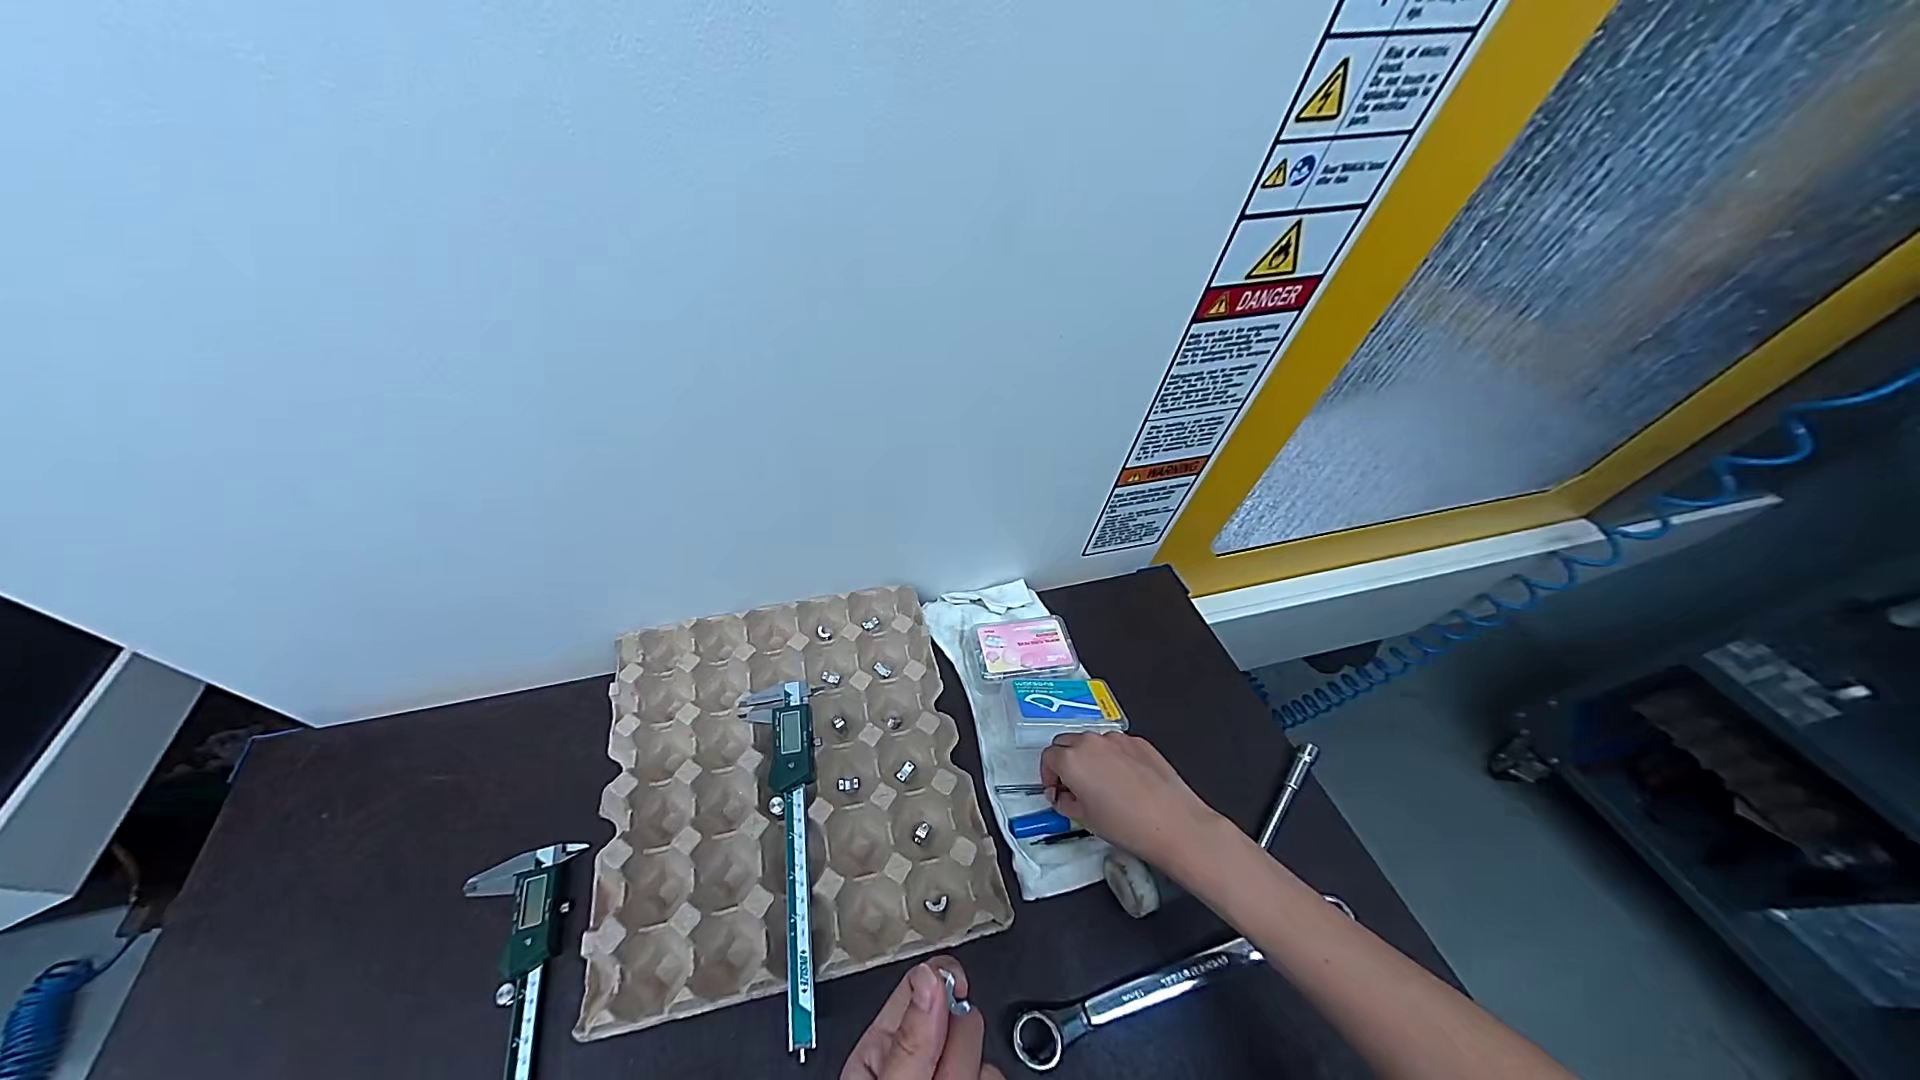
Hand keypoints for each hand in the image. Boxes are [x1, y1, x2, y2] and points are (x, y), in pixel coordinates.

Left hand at [842, 957, 1002, 1079]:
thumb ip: (907, 1039)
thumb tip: (929, 976)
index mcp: (881, 1047)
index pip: (923, 981)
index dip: (943, 975)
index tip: (959, 983)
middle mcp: (918, 1060)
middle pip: (964, 1015)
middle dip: (956, 1046)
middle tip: (938, 1075)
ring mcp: (949, 1075)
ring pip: (985, 1049)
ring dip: (971, 1071)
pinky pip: (1001, 1076)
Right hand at [1040, 732, 1227, 872]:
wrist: (1173, 824)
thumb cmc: (1131, 825)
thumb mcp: (1084, 819)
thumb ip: (1064, 801)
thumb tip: (1063, 796)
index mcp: (1071, 759)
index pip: (1048, 757)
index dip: (1048, 775)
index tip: (1055, 788)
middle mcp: (1092, 743)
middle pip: (1065, 743)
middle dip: (1064, 762)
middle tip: (1071, 785)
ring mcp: (1117, 740)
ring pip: (1091, 742)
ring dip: (1088, 757)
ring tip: (1100, 786)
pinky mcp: (1139, 742)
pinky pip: (1116, 745)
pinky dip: (1113, 757)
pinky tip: (1123, 782)